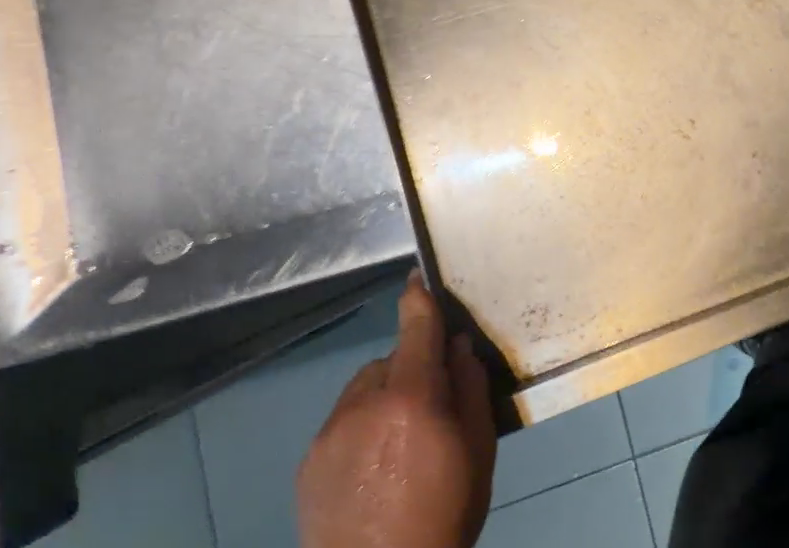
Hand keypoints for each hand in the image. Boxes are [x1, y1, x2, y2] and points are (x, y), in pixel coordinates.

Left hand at [297, 272, 496, 547]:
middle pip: (391, 361)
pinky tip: (375, 468)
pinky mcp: (309, 461)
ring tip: (402, 443)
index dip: (418, 298)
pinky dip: (361, 428)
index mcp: (412, 396)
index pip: (415, 328)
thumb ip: (469, 389)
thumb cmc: (445, 511)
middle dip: (412, 370)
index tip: (417, 277)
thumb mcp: (479, 448)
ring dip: (384, 398)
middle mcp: (363, 403)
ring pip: (363, 391)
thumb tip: (457, 348)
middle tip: (433, 407)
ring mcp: (330, 433)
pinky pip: (342, 423)